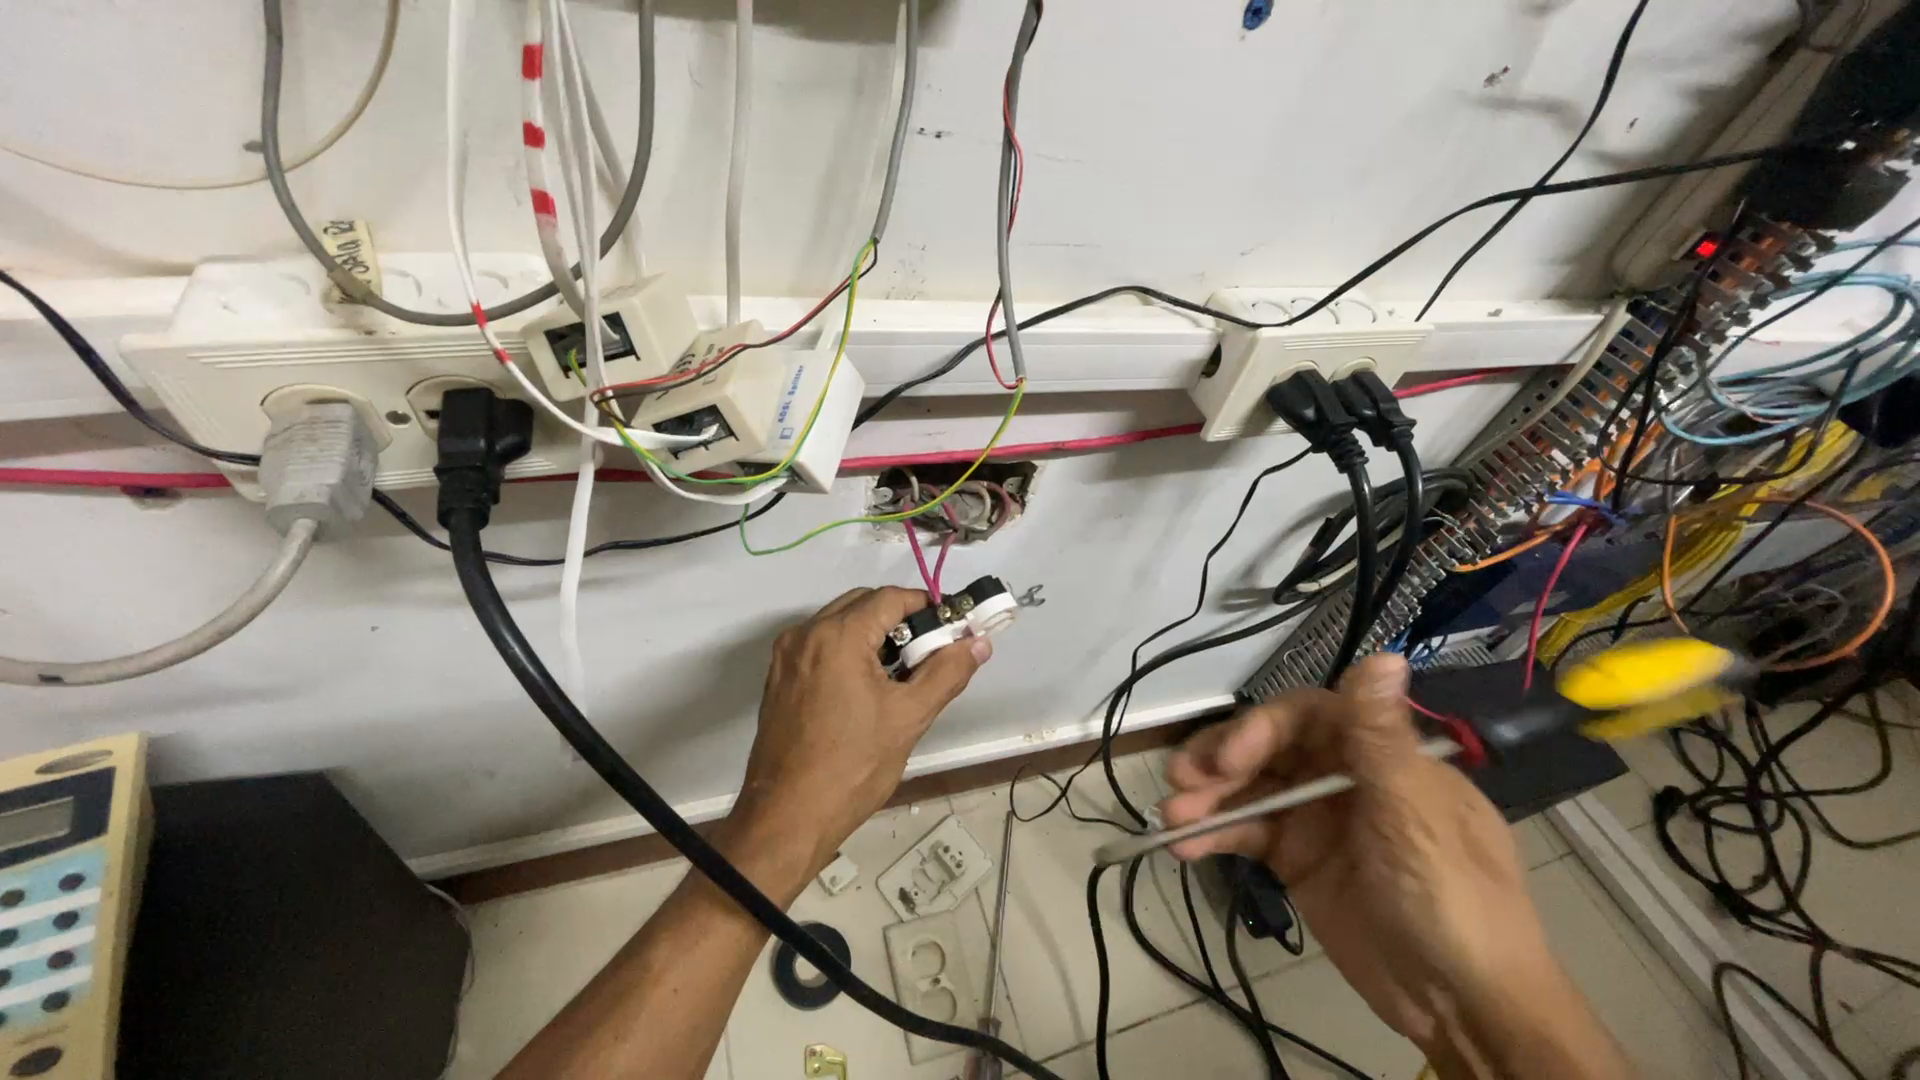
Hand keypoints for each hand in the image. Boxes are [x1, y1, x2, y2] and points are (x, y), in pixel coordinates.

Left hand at [737, 587, 988, 874]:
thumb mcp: (909, 718)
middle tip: (932, 650)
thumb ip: (947, 672)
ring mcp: (786, 656)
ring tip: (904, 671)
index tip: (954, 627)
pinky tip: (870, 686)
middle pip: (863, 604)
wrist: (787, 817)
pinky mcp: (778, 678)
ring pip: (840, 623)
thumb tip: (978, 643)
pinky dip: (849, 650)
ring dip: (874, 634)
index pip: (890, 598)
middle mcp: (805, 634)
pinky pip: (821, 645)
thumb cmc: (852, 767)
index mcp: (837, 636)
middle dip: (901, 619)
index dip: (927, 606)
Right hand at [1158, 654, 1554, 1046]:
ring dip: (1208, 798)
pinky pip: (1247, 834)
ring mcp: (1316, 818)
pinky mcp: (1297, 860)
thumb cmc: (1453, 898)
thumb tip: (1386, 654)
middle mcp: (1343, 776)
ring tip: (1171, 815)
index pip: (1308, 716)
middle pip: (1268, 749)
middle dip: (1221, 760)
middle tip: (1181, 781)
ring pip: (1249, 789)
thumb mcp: (1415, 815)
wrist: (1464, 1006)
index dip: (1261, 728)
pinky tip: (1184, 845)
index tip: (1229, 758)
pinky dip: (1214, 836)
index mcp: (1380, 754)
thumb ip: (1382, 737)